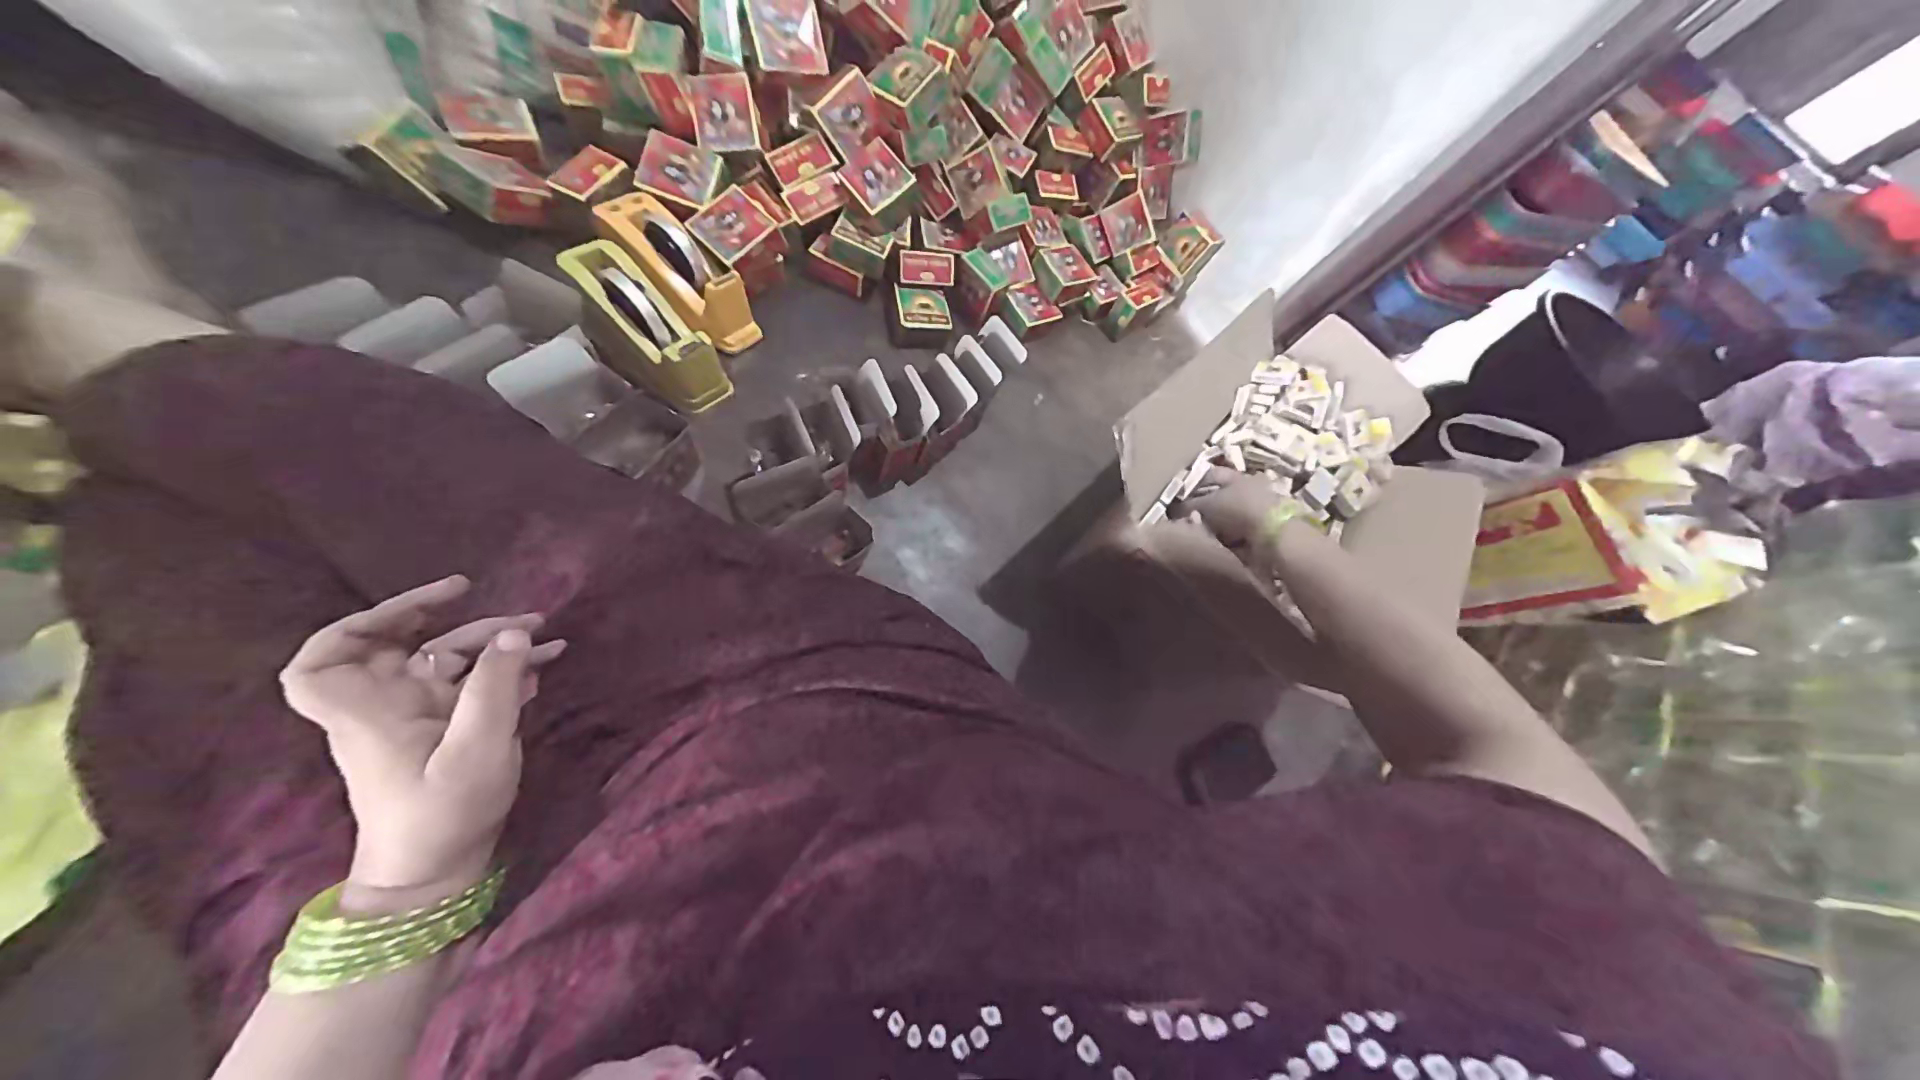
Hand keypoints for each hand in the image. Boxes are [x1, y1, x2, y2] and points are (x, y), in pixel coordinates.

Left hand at [279, 575, 565, 898]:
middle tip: (477, 593)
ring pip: (447, 662)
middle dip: (439, 618)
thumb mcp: (476, 750)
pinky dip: (505, 668)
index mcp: (371, 712)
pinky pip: (473, 684)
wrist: (438, 874)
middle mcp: (390, 707)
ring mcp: (422, 718)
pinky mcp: (451, 730)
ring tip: (544, 631)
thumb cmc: (443, 814)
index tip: (413, 611)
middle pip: (398, 648)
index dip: (351, 629)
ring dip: (491, 642)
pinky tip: (543, 662)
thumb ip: (495, 687)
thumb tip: (514, 632)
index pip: (318, 665)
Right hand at [1174, 466, 1289, 547]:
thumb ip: (1188, 505)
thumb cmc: (1237, 510)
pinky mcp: (1261, 530)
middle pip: (1218, 495)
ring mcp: (1256, 510)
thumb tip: (1175, 509)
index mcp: (1235, 476)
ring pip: (1226, 515)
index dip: (1193, 482)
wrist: (1273, 535)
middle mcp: (1247, 489)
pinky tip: (1214, 543)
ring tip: (1198, 533)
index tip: (1178, 496)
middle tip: (1185, 517)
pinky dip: (1225, 538)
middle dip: (1202, 505)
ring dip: (1213, 523)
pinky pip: (1234, 533)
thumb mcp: (1206, 505)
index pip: (1210, 474)